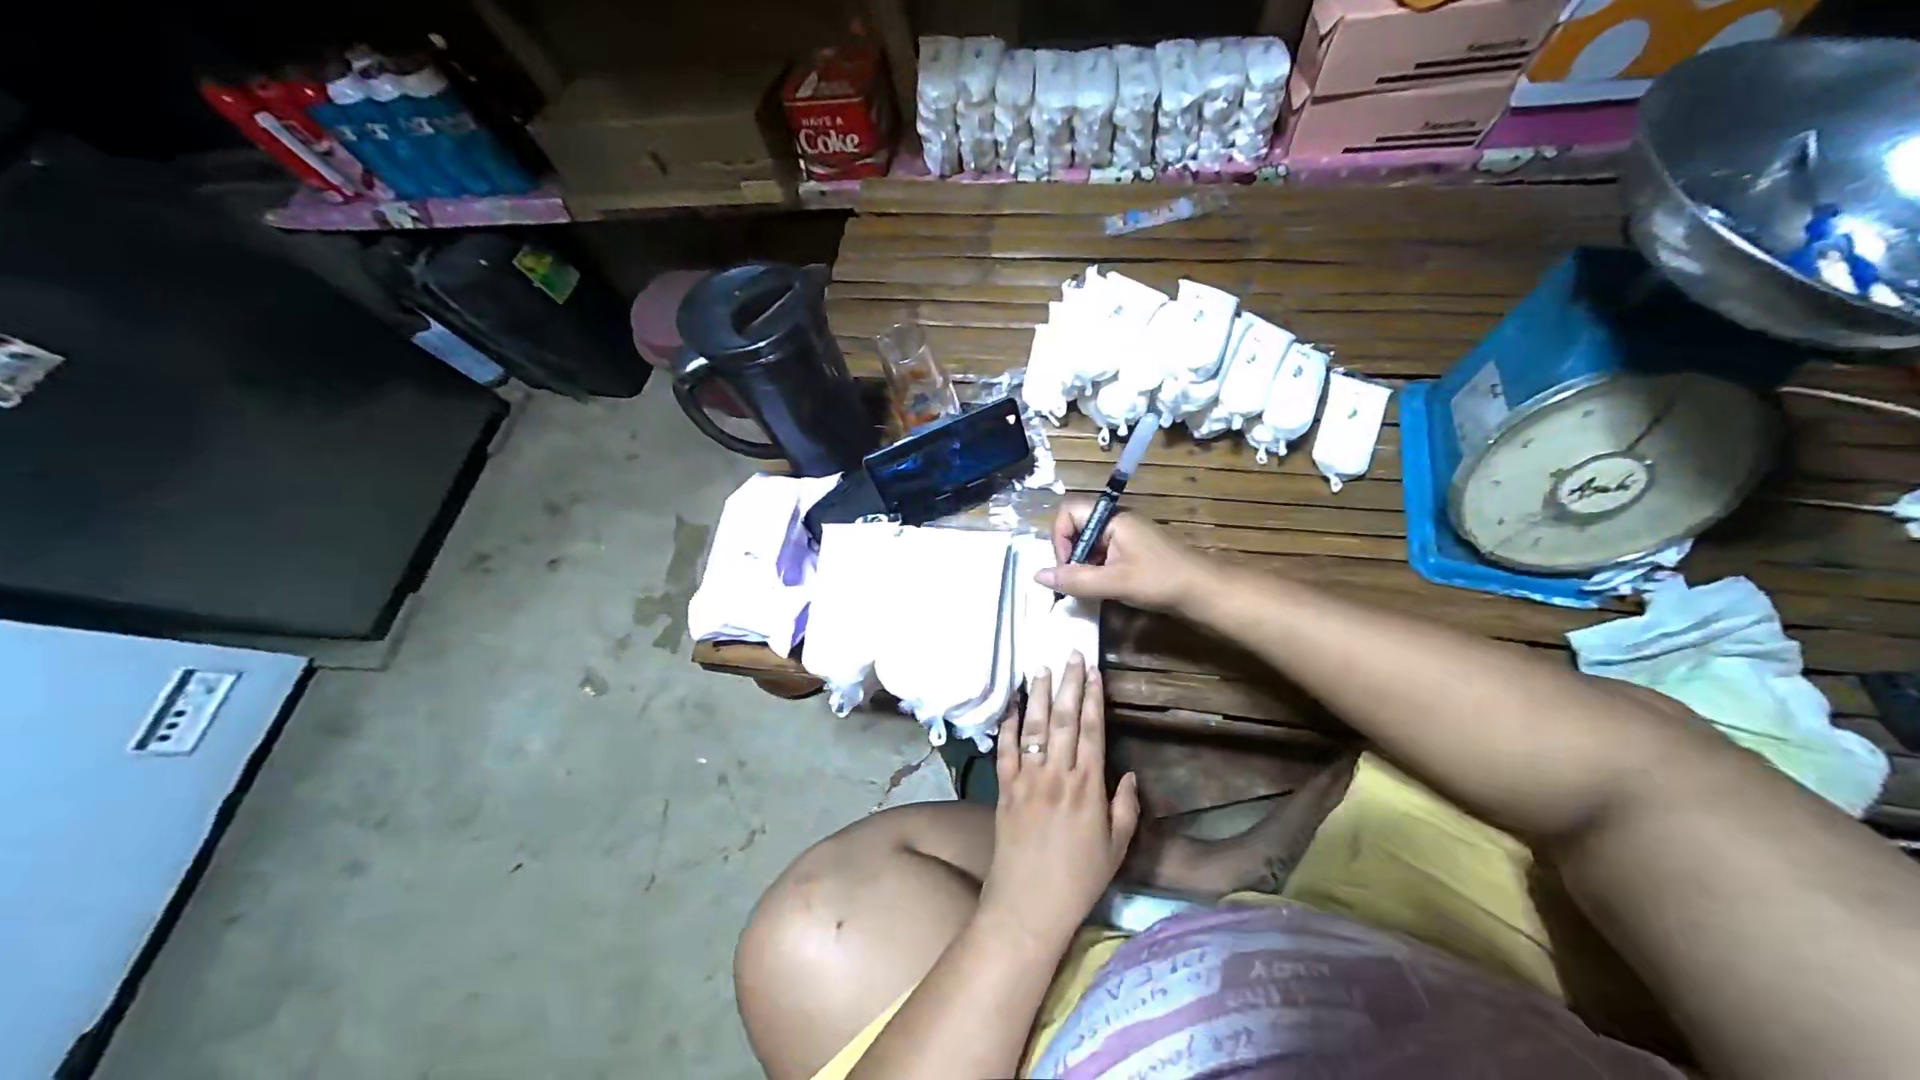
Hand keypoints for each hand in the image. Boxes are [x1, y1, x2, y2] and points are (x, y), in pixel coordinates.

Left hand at [980, 654, 1139, 943]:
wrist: (1029, 904)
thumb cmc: (1079, 879)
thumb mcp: (1116, 848)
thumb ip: (1125, 808)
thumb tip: (1128, 774)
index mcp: (1088, 787)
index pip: (1092, 731)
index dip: (1093, 698)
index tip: (1093, 671)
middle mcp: (1056, 775)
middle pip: (1063, 719)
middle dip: (1068, 684)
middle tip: (1071, 654)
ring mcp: (1026, 779)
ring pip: (1032, 727)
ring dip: (1037, 694)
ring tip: (1041, 667)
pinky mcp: (1004, 789)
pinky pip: (1005, 749)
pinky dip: (1008, 724)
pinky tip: (1011, 703)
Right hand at [1033, 498, 1211, 613]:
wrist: (1205, 592)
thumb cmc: (1161, 581)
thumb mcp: (1115, 582)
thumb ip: (1076, 579)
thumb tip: (1038, 576)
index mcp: (1113, 519)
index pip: (1069, 511)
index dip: (1059, 537)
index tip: (1066, 565)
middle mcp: (1117, 522)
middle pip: (1076, 528)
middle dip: (1069, 554)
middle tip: (1075, 581)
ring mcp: (1126, 537)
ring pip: (1088, 544)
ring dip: (1082, 566)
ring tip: (1089, 589)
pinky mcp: (1133, 553)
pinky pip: (1102, 555)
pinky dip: (1096, 571)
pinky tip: (1103, 590)